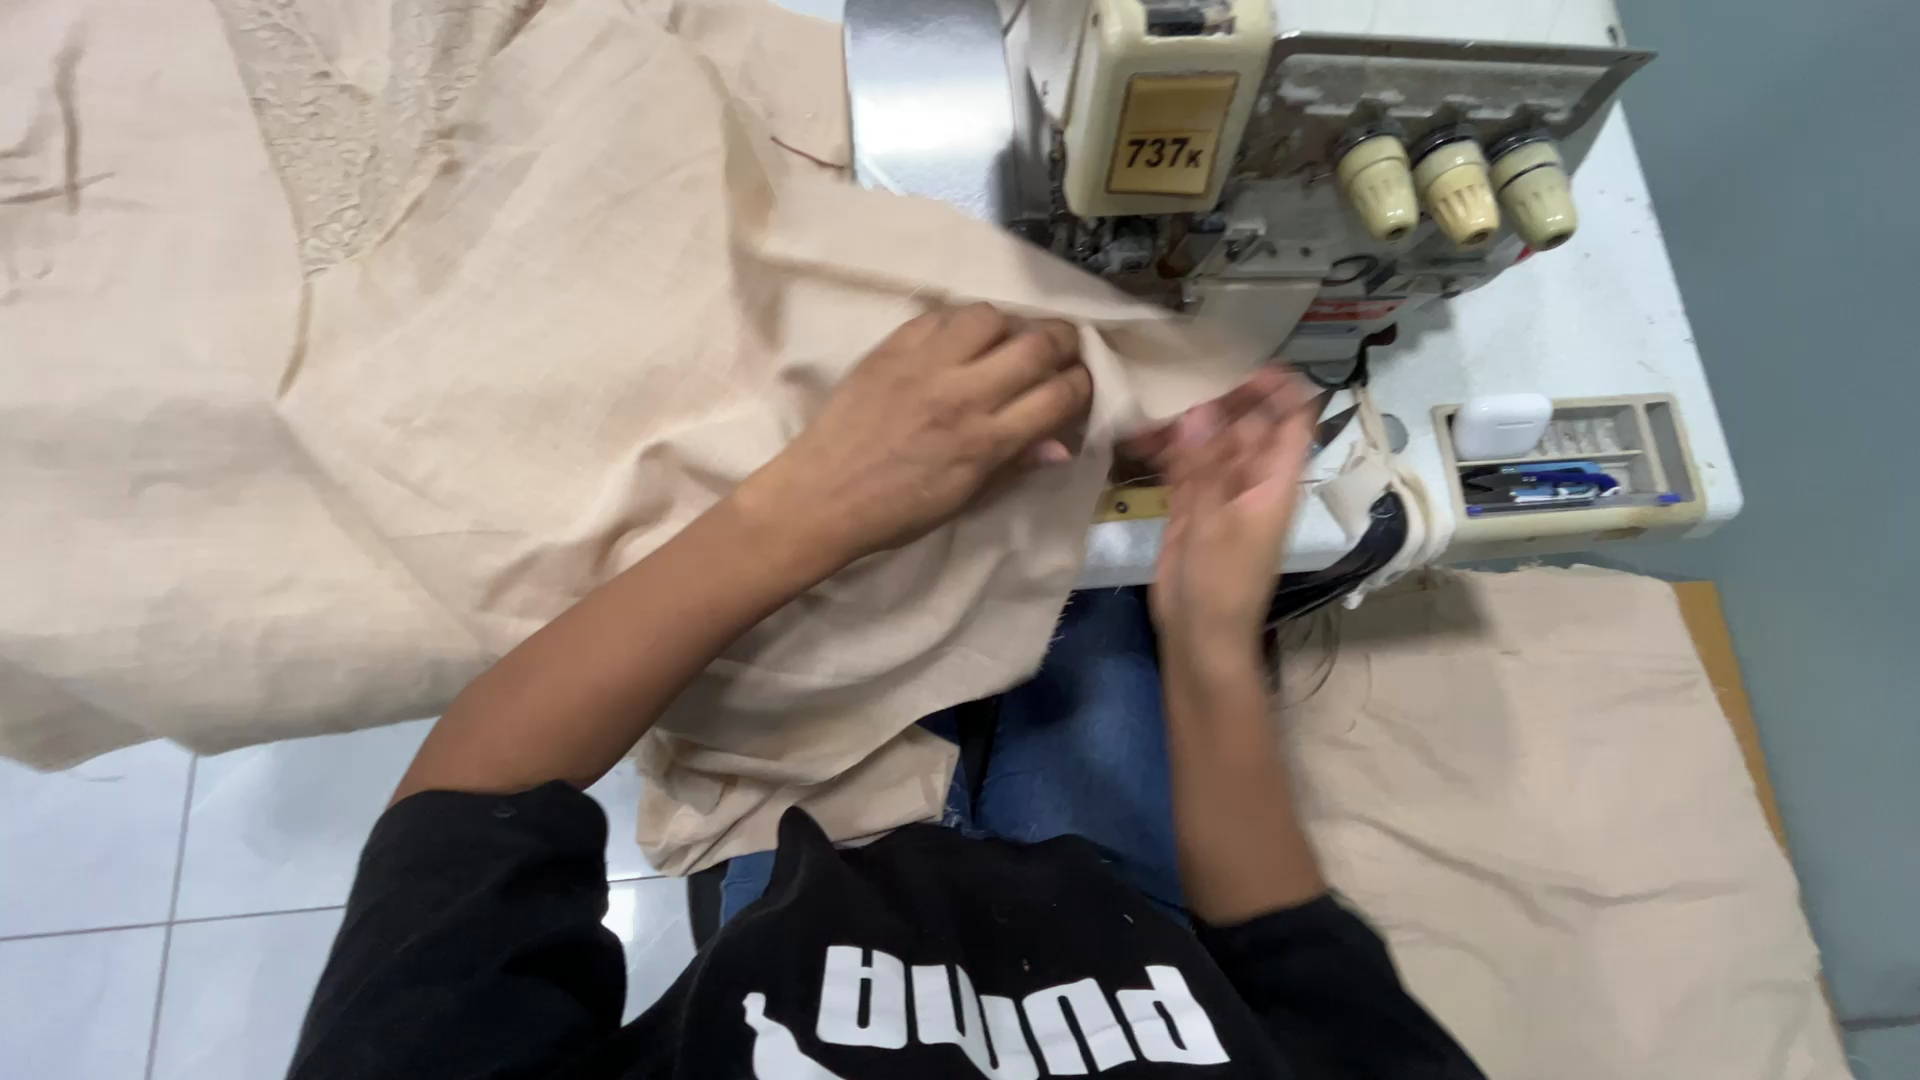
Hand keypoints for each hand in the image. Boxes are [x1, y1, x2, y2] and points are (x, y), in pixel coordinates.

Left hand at [732, 303, 1091, 578]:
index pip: (1059, 395)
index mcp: (985, 441)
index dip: (1083, 384)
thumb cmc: (896, 511)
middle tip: (1062, 347)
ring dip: (1010, 325)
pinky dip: (961, 322)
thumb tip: (1062, 444)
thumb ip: (1014, 464)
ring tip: (1006, 340)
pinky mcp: (892, 347)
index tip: (1081, 383)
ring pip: (990, 316)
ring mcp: (926, 364)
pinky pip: (941, 314)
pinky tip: (960, 339)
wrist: (822, 495)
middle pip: (1037, 345)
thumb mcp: (964, 499)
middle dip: (1064, 341)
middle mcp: (963, 394)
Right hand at [1143, 368, 1317, 675]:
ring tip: (1148, 400)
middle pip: (1244, 424)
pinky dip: (1165, 449)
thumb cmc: (1222, 585)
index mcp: (1275, 481)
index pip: (1292, 419)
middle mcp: (1250, 479)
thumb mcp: (1215, 523)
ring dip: (1184, 423)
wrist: (1200, 636)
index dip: (1276, 388)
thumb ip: (1205, 465)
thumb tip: (1200, 408)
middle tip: (1174, 374)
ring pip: (1207, 443)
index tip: (1238, 364)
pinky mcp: (1190, 506)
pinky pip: (1182, 466)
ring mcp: (1218, 492)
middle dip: (1217, 398)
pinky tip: (1138, 433)